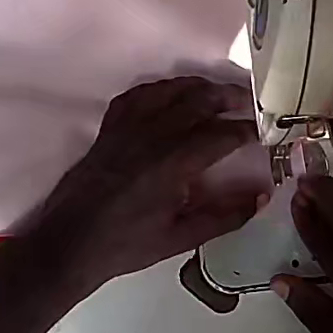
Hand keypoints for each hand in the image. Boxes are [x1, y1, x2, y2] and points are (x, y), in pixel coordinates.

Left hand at [28, 76, 269, 290]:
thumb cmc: (126, 245)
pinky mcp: (110, 128)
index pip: (221, 135)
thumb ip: (225, 216)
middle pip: (199, 100)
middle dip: (230, 97)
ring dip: (199, 87)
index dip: (247, 130)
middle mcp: (151, 135)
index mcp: (173, 163)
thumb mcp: (181, 237)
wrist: (69, 242)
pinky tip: (172, 96)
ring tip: (219, 94)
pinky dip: (162, 90)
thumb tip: (261, 197)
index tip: (264, 132)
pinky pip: (139, 95)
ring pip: (170, 90)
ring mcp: (127, 127)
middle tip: (250, 103)